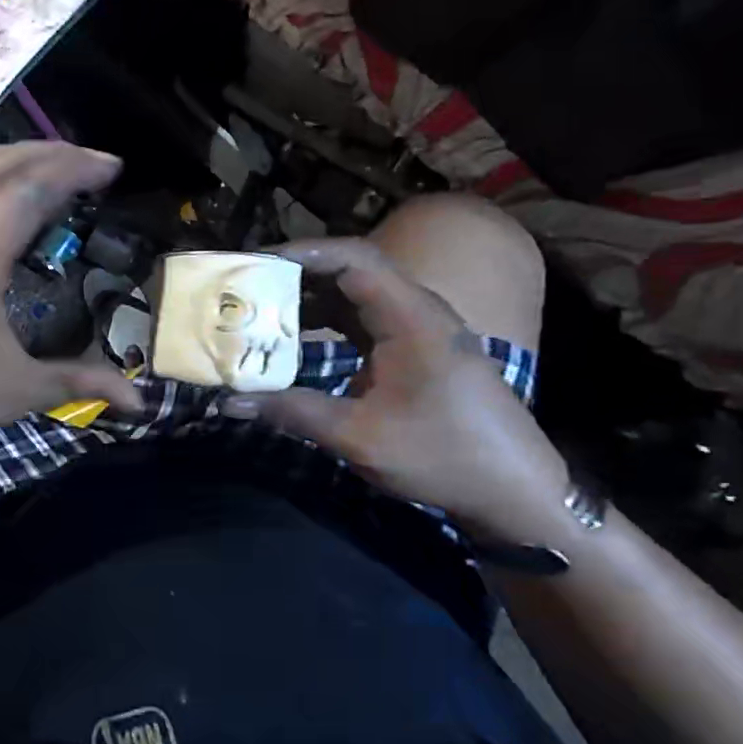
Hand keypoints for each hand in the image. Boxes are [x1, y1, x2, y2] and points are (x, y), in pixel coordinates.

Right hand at [223, 238, 572, 543]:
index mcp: (413, 320)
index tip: (252, 265)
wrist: (514, 489)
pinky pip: (360, 320)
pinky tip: (291, 340)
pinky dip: (322, 322)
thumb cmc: (444, 456)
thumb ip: (292, 411)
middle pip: (349, 271)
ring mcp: (417, 330)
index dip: (302, 254)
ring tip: (255, 310)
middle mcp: (417, 313)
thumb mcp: (359, 437)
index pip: (354, 260)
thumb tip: (227, 402)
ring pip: (353, 295)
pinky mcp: (412, 350)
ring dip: (305, 299)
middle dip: (293, 275)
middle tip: (242, 288)